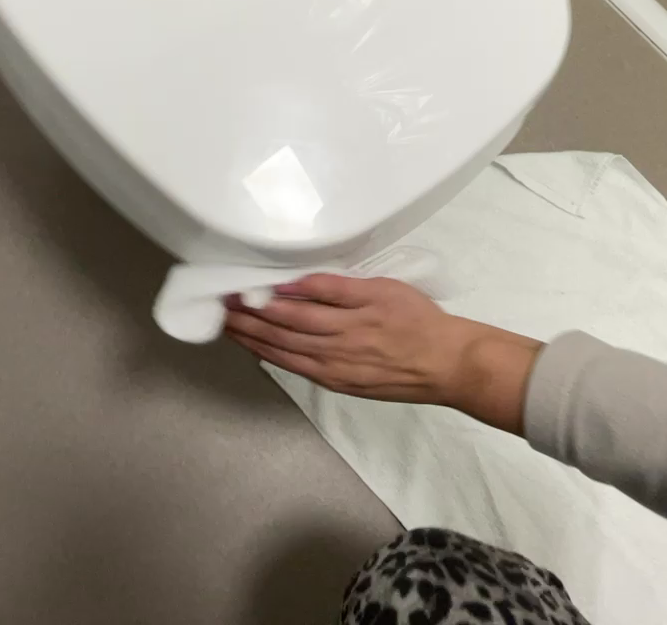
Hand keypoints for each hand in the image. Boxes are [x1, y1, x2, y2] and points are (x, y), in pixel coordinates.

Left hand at [224, 274, 542, 434]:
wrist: (447, 365)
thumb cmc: (417, 319)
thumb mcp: (381, 289)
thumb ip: (337, 286)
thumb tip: (296, 282)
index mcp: (344, 319)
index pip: (289, 308)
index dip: (258, 300)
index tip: (234, 289)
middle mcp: (333, 347)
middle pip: (280, 332)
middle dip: (247, 319)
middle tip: (219, 306)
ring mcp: (335, 370)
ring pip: (284, 353)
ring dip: (253, 340)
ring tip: (229, 327)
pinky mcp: (340, 385)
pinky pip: (300, 370)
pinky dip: (275, 359)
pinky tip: (259, 351)